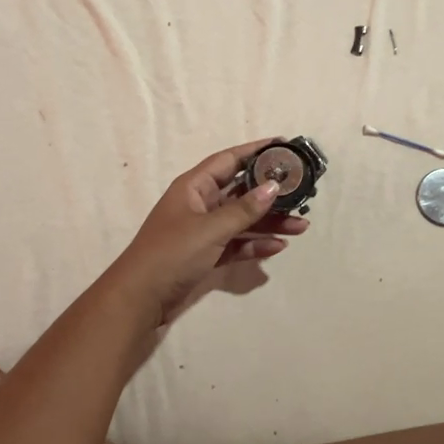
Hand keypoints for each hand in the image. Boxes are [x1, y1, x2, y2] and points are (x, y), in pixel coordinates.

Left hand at [109, 138, 310, 319]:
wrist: (141, 298)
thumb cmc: (171, 254)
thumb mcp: (210, 228)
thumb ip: (244, 209)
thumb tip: (274, 186)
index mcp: (193, 186)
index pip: (229, 160)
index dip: (255, 151)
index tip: (284, 145)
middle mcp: (199, 204)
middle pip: (241, 191)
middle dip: (271, 192)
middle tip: (302, 192)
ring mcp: (203, 231)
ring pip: (243, 220)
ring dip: (270, 222)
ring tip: (301, 225)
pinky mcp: (207, 255)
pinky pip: (237, 243)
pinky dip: (256, 244)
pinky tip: (278, 247)